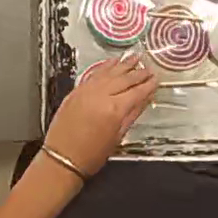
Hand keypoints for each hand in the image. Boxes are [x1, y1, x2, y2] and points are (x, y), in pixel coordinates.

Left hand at [44, 54, 158, 175]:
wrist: (62, 159)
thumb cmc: (90, 155)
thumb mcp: (117, 137)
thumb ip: (132, 115)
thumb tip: (144, 101)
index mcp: (114, 109)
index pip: (136, 92)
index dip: (148, 85)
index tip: (156, 80)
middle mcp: (100, 96)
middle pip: (124, 79)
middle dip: (138, 73)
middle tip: (148, 68)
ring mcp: (86, 91)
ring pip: (109, 73)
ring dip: (123, 65)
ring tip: (134, 58)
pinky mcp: (76, 92)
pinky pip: (94, 74)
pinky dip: (104, 67)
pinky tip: (111, 63)